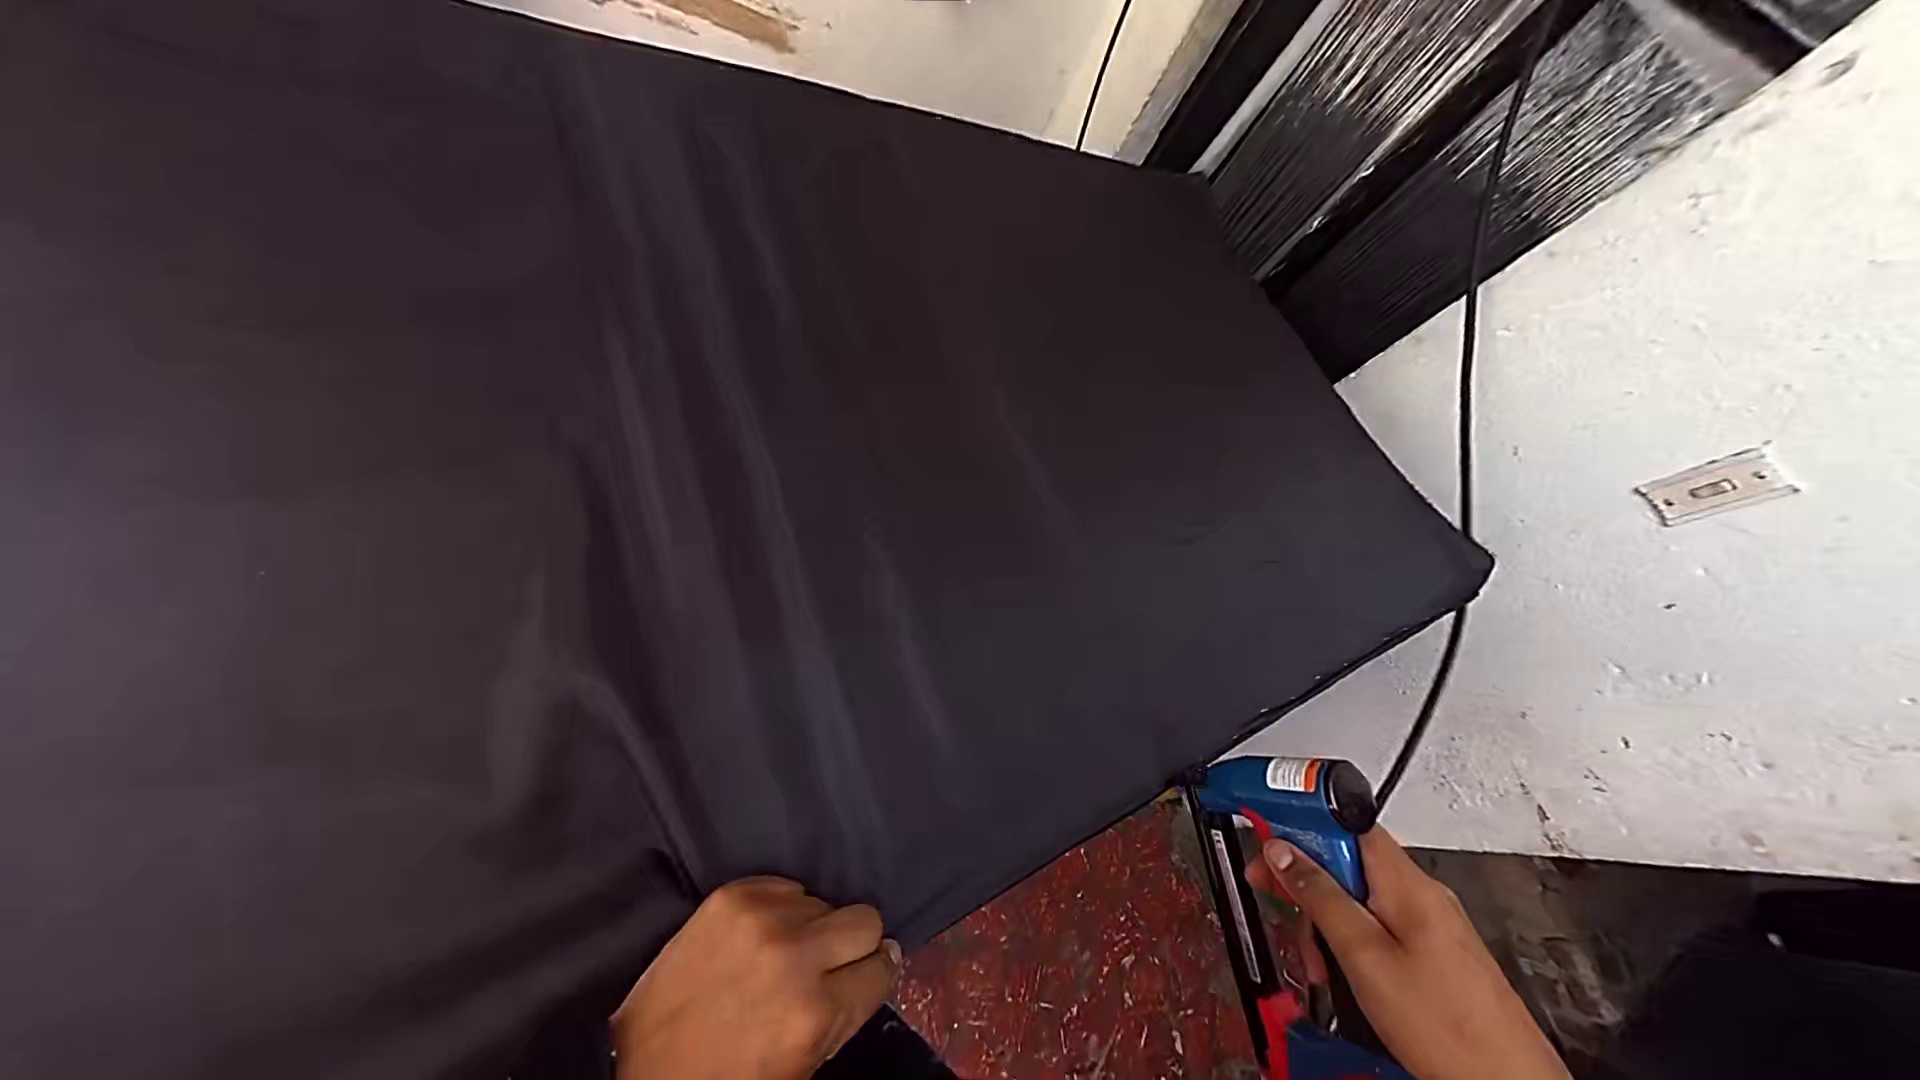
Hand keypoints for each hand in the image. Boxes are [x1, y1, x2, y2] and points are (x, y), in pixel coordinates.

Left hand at [611, 877, 901, 1079]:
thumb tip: (884, 957)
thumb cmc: (729, 1078)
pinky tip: (757, 938)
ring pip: (824, 902)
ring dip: (811, 927)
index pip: (883, 966)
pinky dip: (781, 910)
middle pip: (866, 920)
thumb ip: (846, 1013)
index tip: (865, 972)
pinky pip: (788, 887)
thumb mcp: (801, 1067)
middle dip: (855, 943)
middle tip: (829, 962)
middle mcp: (795, 957)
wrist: (638, 1067)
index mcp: (814, 1014)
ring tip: (780, 955)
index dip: (875, 971)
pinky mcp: (734, 895)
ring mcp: (761, 920)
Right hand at [1247, 829, 1566, 1079]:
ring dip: (1323, 918)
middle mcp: (1420, 894)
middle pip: (1343, 859)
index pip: (1343, 821)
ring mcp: (1428, 924)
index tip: (1265, 826)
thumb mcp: (1363, 957)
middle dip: (1305, 880)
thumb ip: (1320, 896)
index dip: (1299, 818)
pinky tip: (1340, 969)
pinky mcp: (1430, 952)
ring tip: (1316, 958)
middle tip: (1274, 895)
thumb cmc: (1450, 1032)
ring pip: (1355, 896)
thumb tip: (1283, 852)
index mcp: (1406, 883)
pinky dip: (1347, 938)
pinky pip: (1374, 924)